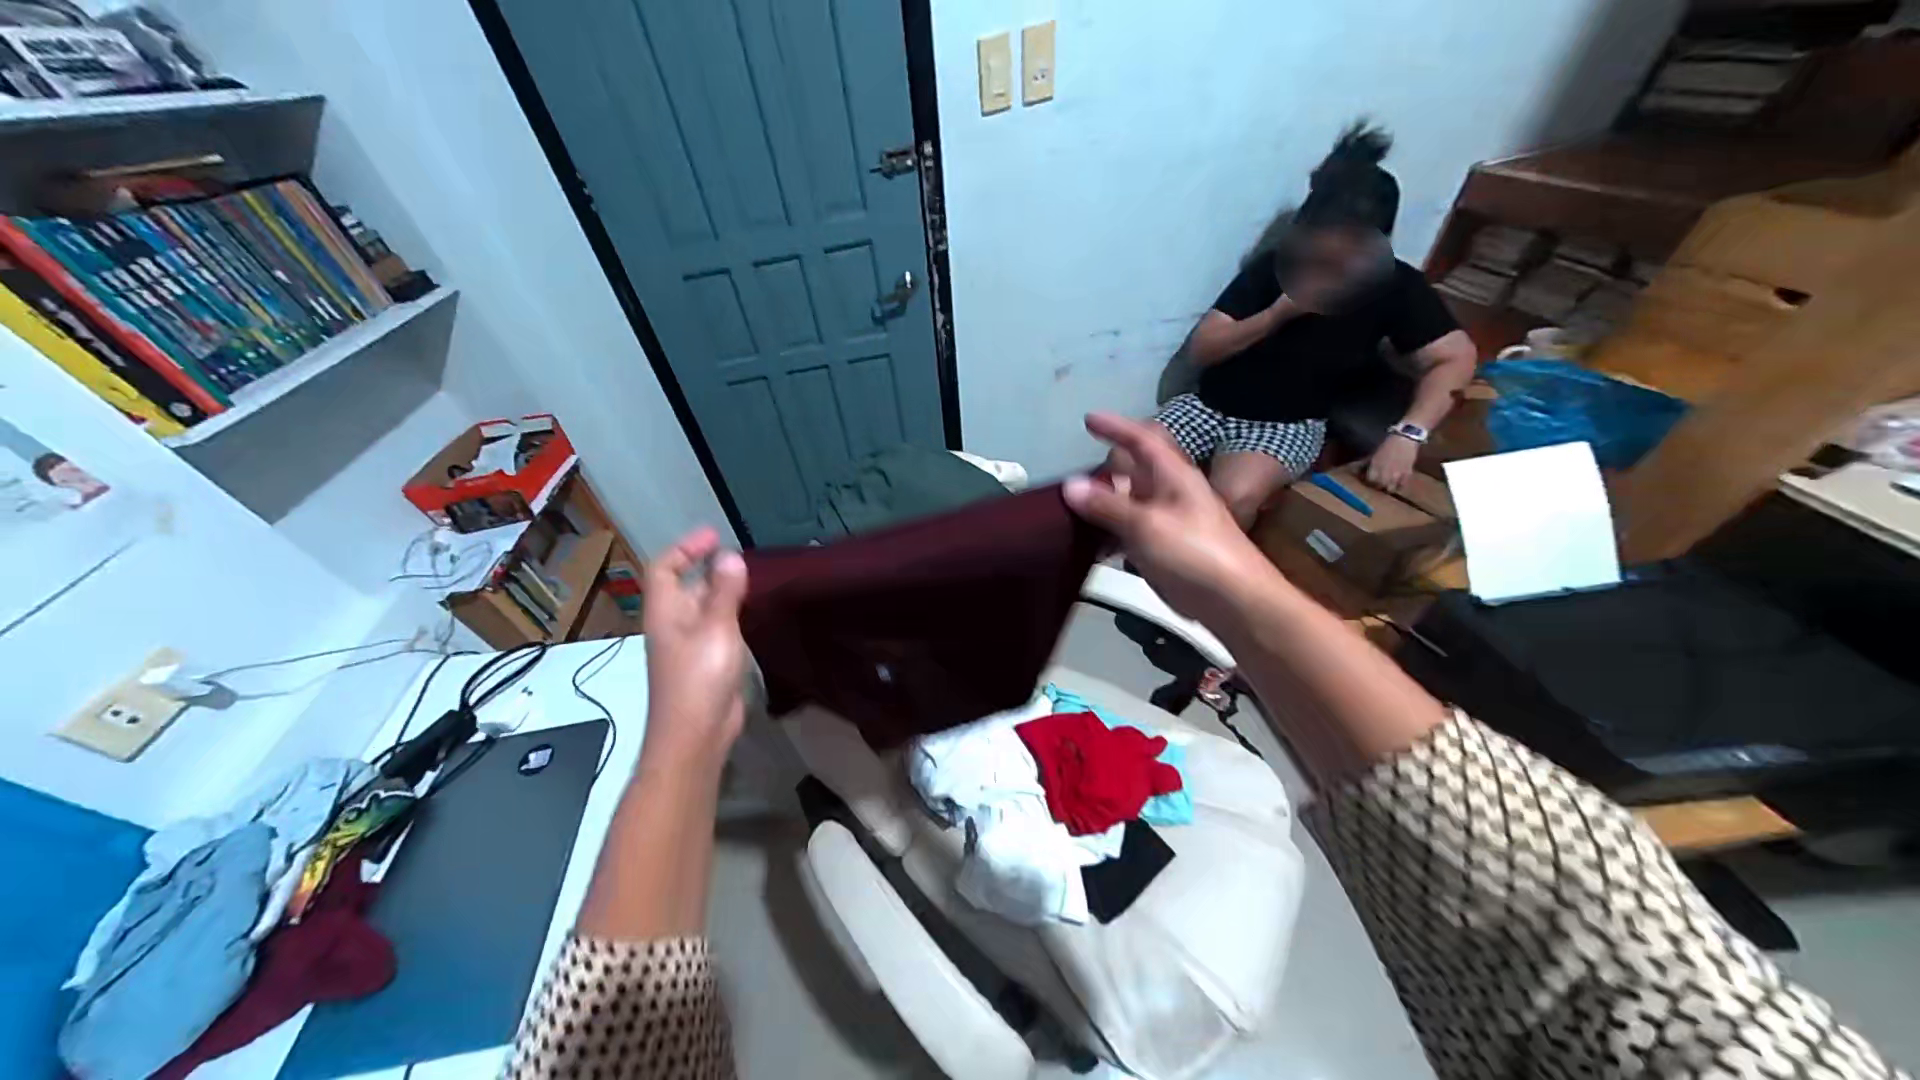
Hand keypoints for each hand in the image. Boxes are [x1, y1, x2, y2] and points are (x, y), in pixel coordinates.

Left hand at [642, 527, 749, 763]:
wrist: (696, 734)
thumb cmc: (700, 679)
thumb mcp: (716, 629)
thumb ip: (724, 592)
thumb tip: (729, 556)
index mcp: (666, 612)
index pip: (665, 568)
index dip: (686, 548)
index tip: (715, 536)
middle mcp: (673, 625)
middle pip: (684, 586)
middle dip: (707, 567)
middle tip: (742, 558)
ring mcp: (688, 646)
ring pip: (702, 607)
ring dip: (722, 591)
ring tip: (753, 580)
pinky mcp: (705, 663)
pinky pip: (715, 627)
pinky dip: (730, 614)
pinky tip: (753, 615)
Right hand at [1065, 413, 1274, 623]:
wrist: (1235, 600)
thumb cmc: (1194, 552)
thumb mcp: (1145, 525)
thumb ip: (1106, 505)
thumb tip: (1070, 485)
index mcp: (1173, 476)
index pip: (1142, 440)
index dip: (1116, 427)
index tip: (1088, 420)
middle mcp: (1171, 493)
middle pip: (1133, 474)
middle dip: (1103, 475)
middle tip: (1071, 483)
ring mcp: (1169, 523)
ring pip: (1129, 506)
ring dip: (1103, 508)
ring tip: (1071, 516)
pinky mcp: (1166, 550)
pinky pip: (1131, 533)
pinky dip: (1111, 536)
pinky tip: (1092, 548)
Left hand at [1364, 435, 1418, 492]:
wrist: (1405, 439)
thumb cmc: (1387, 445)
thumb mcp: (1374, 454)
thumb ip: (1367, 464)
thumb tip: (1358, 471)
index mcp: (1375, 466)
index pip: (1369, 480)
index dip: (1369, 482)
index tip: (1370, 481)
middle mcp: (1385, 472)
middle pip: (1379, 486)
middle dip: (1378, 486)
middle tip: (1378, 484)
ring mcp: (1397, 474)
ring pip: (1390, 488)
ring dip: (1388, 488)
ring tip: (1387, 486)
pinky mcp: (1407, 473)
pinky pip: (1402, 485)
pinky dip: (1399, 487)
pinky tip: (1397, 485)